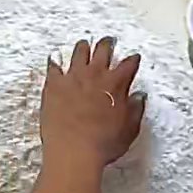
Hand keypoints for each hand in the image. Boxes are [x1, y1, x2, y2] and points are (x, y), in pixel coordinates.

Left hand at [32, 36, 144, 192]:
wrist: (73, 151)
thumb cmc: (103, 143)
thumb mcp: (129, 129)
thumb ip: (135, 109)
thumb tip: (138, 97)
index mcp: (116, 83)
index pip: (129, 64)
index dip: (132, 60)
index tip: (133, 59)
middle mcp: (95, 74)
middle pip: (103, 50)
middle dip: (107, 44)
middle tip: (109, 42)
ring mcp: (73, 77)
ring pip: (79, 52)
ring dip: (83, 47)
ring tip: (84, 45)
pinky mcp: (54, 85)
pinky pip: (54, 66)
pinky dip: (55, 61)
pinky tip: (55, 59)